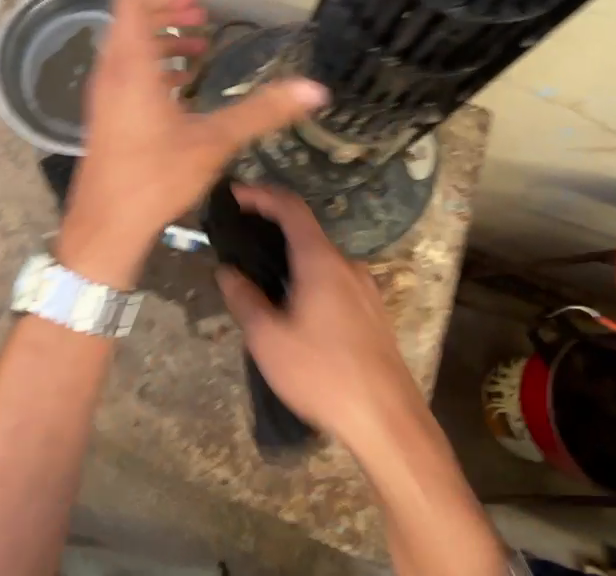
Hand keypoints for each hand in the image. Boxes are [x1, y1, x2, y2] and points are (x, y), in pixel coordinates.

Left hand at [57, 0, 326, 288]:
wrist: (105, 225)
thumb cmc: (156, 177)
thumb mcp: (214, 141)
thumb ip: (262, 111)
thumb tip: (314, 90)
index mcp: (131, 67)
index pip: (131, 3)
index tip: (198, 4)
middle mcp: (110, 73)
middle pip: (130, 22)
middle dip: (168, 15)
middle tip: (203, 22)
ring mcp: (102, 95)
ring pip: (127, 49)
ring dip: (161, 44)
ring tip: (199, 54)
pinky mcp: (103, 116)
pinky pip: (124, 74)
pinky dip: (151, 68)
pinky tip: (181, 91)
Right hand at [215, 184, 424, 451]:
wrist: (388, 420)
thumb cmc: (323, 374)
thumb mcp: (268, 340)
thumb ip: (244, 299)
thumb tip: (228, 272)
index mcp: (321, 261)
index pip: (290, 207)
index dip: (260, 195)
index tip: (234, 196)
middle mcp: (347, 266)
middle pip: (305, 233)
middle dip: (270, 232)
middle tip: (239, 245)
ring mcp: (365, 289)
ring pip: (320, 261)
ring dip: (289, 261)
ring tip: (260, 282)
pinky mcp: (373, 313)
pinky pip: (334, 282)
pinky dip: (307, 280)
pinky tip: (292, 311)